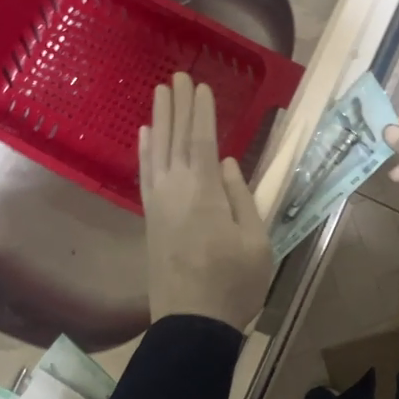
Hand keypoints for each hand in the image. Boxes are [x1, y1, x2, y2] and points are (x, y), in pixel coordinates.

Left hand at [139, 73, 273, 327]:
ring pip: (155, 151)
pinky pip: (144, 174)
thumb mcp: (255, 240)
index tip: (200, 85)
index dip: (201, 111)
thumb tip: (229, 163)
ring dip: (157, 120)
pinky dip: (144, 152)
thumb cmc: (233, 282)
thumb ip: (242, 197)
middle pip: (175, 138)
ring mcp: (158, 204)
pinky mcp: (151, 218)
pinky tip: (143, 136)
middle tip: (176, 75)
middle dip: (177, 105)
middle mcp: (175, 189)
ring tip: (158, 93)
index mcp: (204, 191)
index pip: (201, 140)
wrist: (192, 324)